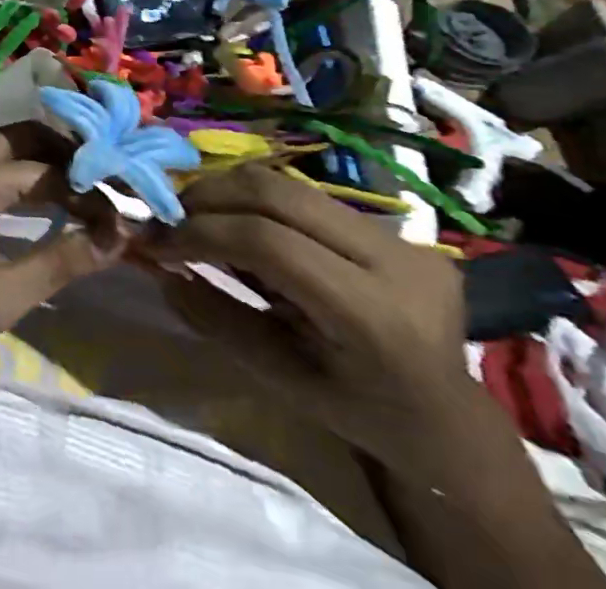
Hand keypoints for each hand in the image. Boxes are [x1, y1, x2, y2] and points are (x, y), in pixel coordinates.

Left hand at [0, 126, 125, 364]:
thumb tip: (117, 239)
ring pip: (18, 139)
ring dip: (55, 160)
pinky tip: (55, 191)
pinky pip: (1, 152)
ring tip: (90, 191)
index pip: (49, 173)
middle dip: (75, 159)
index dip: (90, 196)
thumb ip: (61, 263)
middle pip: (34, 136)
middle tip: (109, 190)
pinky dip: (32, 165)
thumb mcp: (2, 296)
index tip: (120, 221)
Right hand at [144, 163, 477, 482]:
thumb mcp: (278, 378)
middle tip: (167, 220)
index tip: (157, 244)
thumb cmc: (359, 415)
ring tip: (194, 219)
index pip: (270, 242)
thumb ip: (217, 318)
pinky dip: (256, 204)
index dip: (203, 232)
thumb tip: (158, 267)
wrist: (448, 420)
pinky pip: (307, 198)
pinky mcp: (396, 226)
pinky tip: (239, 227)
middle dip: (209, 198)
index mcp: (374, 316)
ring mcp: (402, 237)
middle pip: (279, 194)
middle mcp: (397, 260)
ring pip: (290, 184)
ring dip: (228, 193)